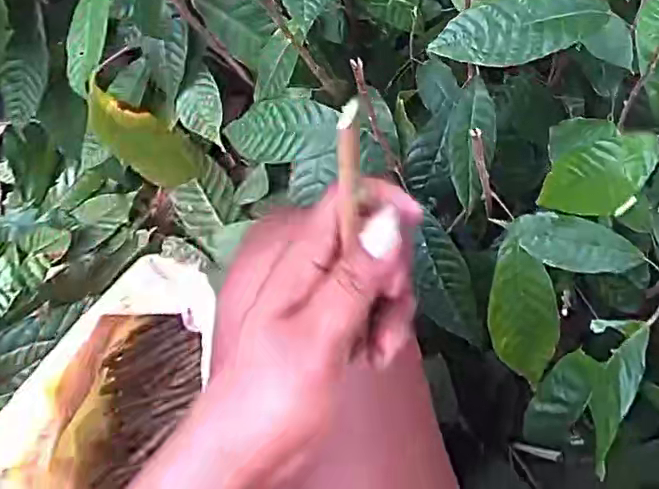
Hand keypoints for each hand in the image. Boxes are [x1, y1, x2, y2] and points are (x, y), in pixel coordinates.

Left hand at [132, 182, 423, 488]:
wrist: (243, 462)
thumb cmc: (270, 400)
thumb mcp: (318, 338)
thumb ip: (353, 278)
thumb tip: (389, 220)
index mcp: (302, 257)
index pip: (344, 196)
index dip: (382, 197)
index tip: (415, 220)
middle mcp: (316, 267)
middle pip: (372, 234)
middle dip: (393, 269)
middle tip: (389, 305)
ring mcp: (327, 295)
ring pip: (380, 271)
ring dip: (393, 307)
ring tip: (381, 349)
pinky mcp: (337, 321)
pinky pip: (376, 304)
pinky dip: (385, 326)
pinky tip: (376, 358)